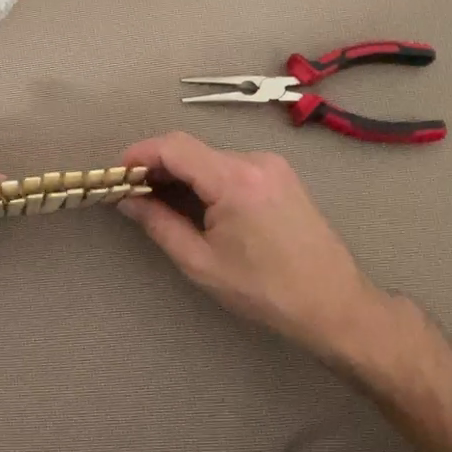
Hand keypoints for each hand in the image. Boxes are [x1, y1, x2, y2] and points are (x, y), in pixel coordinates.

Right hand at [117, 131, 387, 355]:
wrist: (335, 305)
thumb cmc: (264, 290)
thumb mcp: (200, 262)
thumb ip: (158, 224)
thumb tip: (127, 199)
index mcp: (235, 180)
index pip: (173, 146)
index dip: (138, 155)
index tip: (116, 175)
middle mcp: (255, 161)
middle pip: (190, 149)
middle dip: (156, 167)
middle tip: (131, 194)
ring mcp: (272, 166)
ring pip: (209, 157)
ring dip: (180, 174)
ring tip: (160, 203)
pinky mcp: (281, 176)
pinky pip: (229, 166)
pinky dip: (204, 178)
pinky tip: (194, 204)